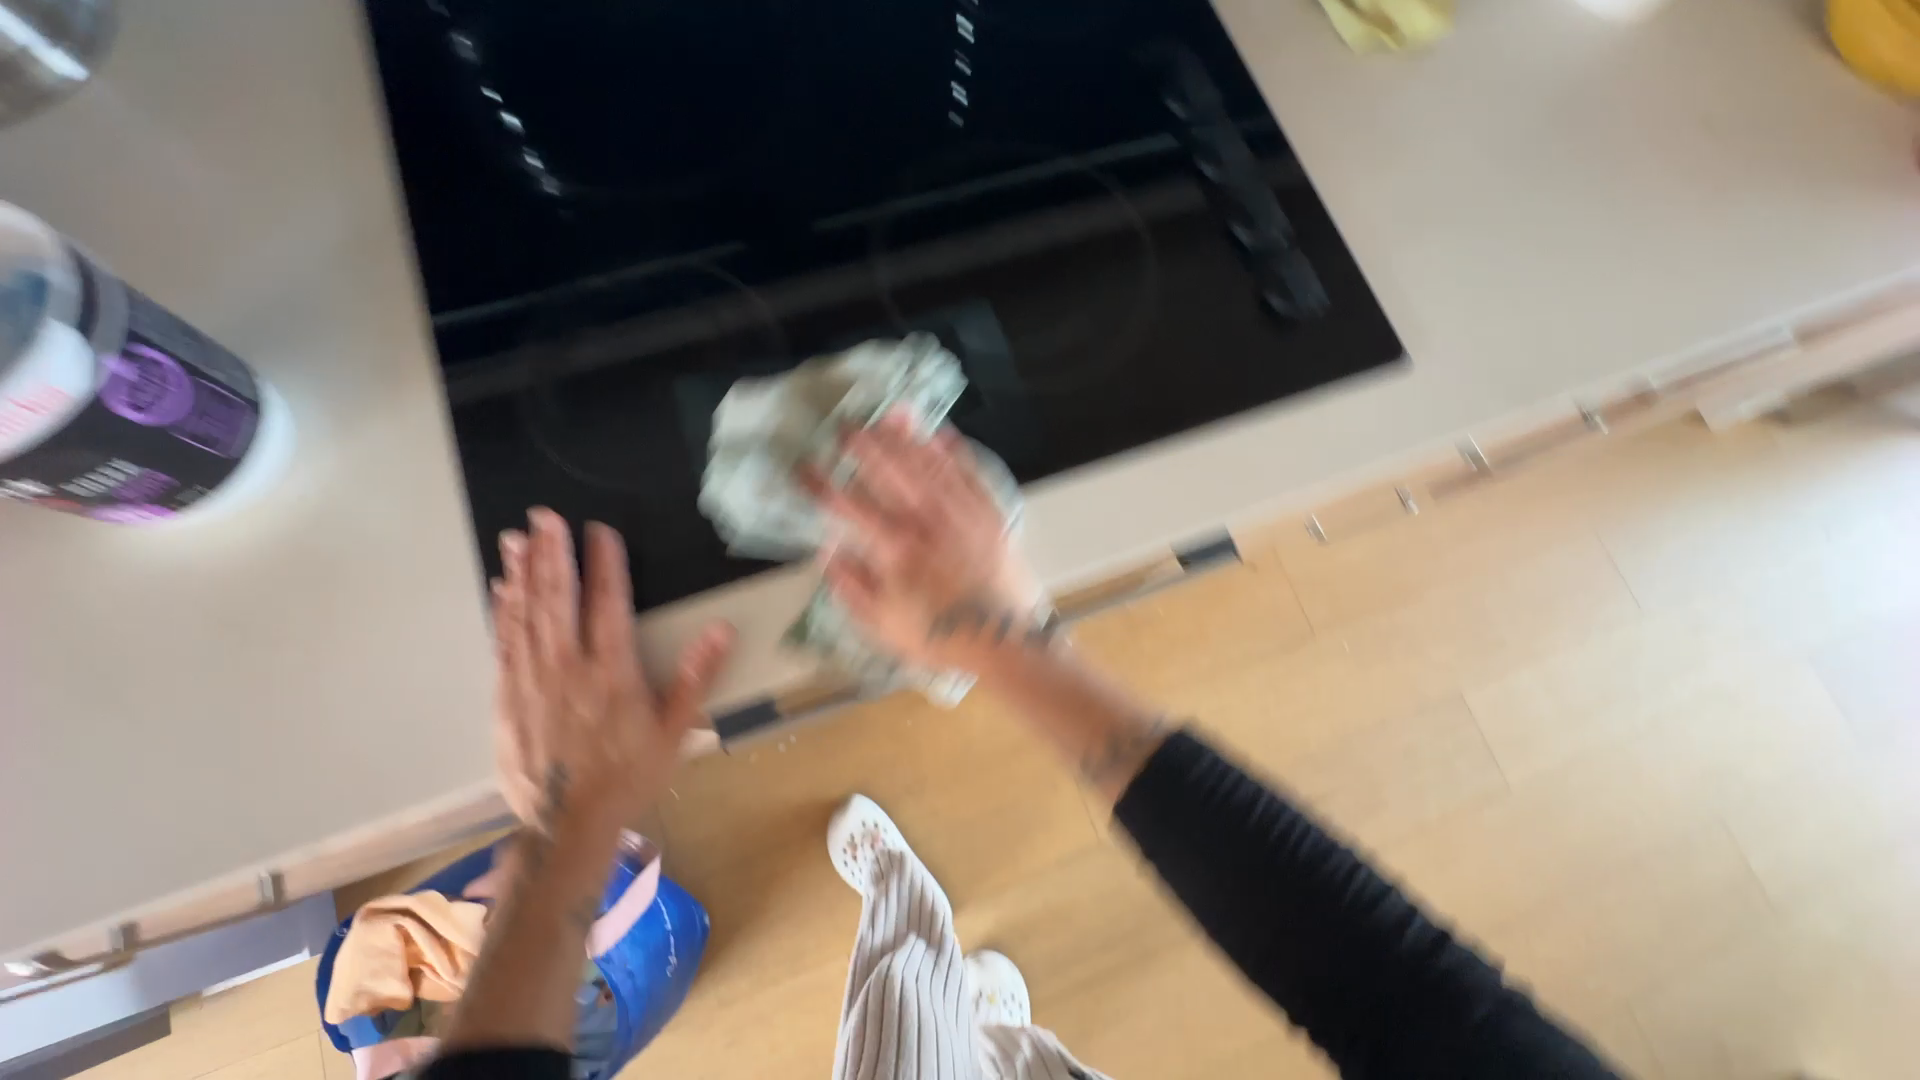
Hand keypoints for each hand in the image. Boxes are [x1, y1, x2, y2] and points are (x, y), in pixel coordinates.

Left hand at [492, 508, 734, 832]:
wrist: (567, 824)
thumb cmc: (629, 774)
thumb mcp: (674, 731)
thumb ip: (695, 678)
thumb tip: (721, 630)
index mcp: (611, 674)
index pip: (608, 606)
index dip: (604, 565)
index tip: (600, 531)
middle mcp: (567, 669)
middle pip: (557, 601)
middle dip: (551, 556)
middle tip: (543, 517)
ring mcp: (531, 681)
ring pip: (525, 617)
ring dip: (522, 574)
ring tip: (517, 539)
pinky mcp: (506, 697)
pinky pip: (504, 644)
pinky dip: (504, 612)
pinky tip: (502, 588)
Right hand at [800, 411, 1049, 674]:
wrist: (1006, 642)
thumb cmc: (941, 638)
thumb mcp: (883, 626)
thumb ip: (851, 588)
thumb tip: (828, 552)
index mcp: (895, 549)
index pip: (849, 506)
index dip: (822, 484)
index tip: (804, 468)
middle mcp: (927, 521)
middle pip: (891, 471)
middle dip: (866, 446)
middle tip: (847, 428)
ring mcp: (962, 514)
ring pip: (930, 464)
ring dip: (908, 437)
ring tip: (890, 415)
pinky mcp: (992, 515)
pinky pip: (971, 473)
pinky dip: (956, 452)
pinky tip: (943, 434)